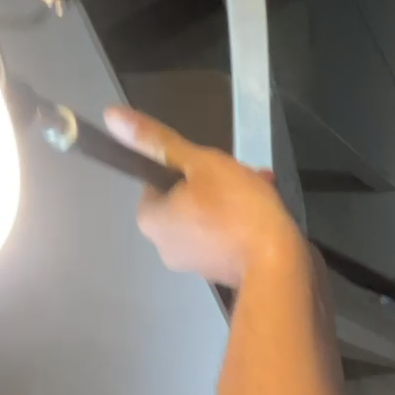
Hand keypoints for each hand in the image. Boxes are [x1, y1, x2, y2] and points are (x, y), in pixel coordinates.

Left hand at [103, 107, 303, 286]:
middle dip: (217, 189)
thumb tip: (112, 116)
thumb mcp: (202, 164)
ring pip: (212, 224)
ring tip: (265, 197)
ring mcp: (199, 268)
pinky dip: (245, 232)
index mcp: (151, 219)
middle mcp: (166, 248)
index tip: (217, 167)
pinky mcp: (228, 278)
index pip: (159, 182)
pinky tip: (268, 223)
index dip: (189, 169)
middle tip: (248, 179)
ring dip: (234, 208)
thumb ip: (160, 141)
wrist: (281, 267)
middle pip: (188, 204)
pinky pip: (230, 245)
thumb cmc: (239, 211)